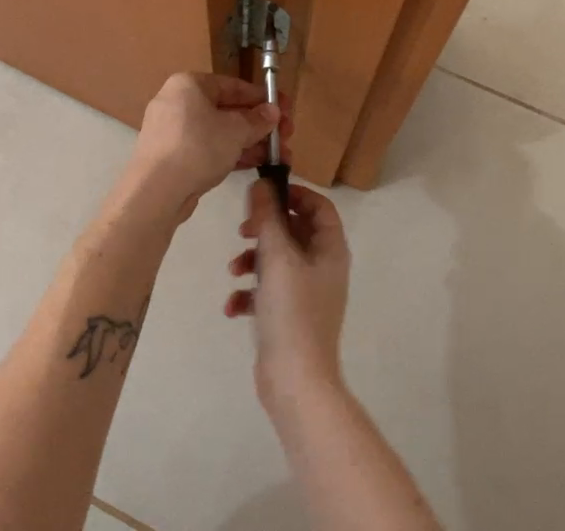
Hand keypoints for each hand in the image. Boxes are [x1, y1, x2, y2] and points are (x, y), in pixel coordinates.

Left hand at [126, 73, 286, 222]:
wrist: (156, 191)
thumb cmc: (198, 147)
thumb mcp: (236, 130)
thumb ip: (258, 120)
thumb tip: (273, 112)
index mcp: (189, 85)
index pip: (233, 85)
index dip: (262, 98)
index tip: (285, 109)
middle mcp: (178, 103)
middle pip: (228, 110)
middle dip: (259, 125)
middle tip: (285, 136)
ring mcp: (173, 132)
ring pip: (219, 132)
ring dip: (250, 142)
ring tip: (278, 156)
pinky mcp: (173, 157)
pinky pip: (208, 149)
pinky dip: (231, 154)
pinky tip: (256, 164)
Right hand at [225, 180, 350, 411]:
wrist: (296, 379)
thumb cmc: (292, 311)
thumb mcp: (278, 258)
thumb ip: (268, 217)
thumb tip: (261, 185)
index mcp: (330, 250)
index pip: (320, 207)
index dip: (295, 194)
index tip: (264, 193)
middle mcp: (322, 267)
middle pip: (294, 231)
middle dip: (265, 228)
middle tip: (243, 230)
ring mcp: (306, 292)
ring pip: (277, 260)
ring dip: (252, 260)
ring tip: (234, 271)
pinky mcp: (289, 315)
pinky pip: (267, 291)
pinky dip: (250, 293)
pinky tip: (234, 306)